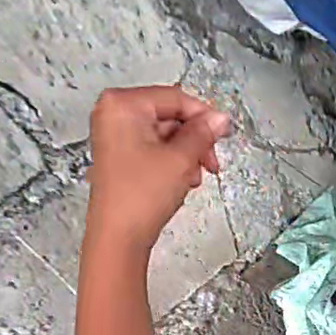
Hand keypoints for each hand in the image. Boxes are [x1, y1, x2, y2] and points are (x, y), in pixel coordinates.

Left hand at [85, 86, 231, 255]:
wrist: (119, 237)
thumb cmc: (139, 197)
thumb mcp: (181, 158)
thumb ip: (203, 133)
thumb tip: (218, 119)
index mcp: (122, 104)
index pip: (174, 98)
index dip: (203, 116)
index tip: (222, 132)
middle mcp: (113, 116)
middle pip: (169, 116)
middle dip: (194, 140)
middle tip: (211, 160)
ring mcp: (113, 138)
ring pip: (163, 136)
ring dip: (185, 154)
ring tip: (194, 176)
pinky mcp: (118, 159)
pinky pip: (152, 150)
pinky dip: (171, 163)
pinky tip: (182, 181)